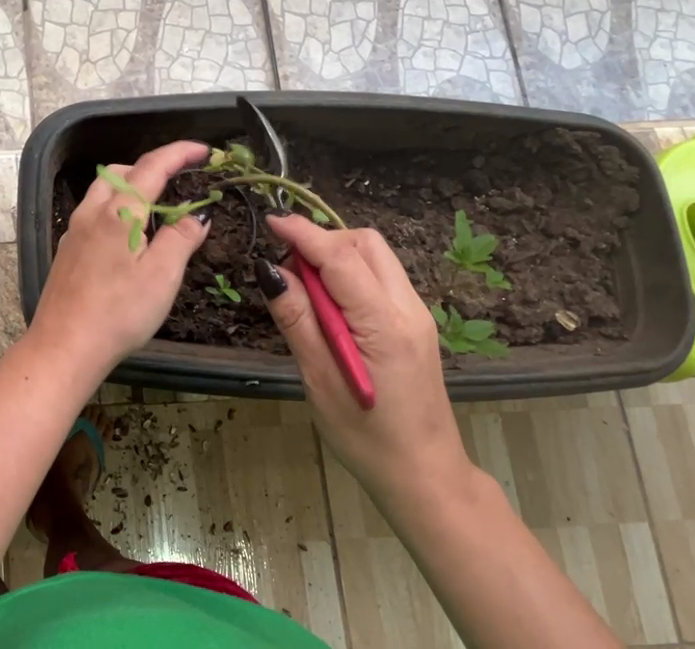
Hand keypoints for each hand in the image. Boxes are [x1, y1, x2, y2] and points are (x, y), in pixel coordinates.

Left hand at [29, 141, 212, 375]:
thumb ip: (180, 239)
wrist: (65, 345)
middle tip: (181, 181)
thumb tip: (196, 216)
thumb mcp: (162, 276)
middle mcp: (92, 213)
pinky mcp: (68, 250)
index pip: (152, 167)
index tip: (203, 150)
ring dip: (132, 188)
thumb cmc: (119, 313)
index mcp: (118, 213)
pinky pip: (94, 214)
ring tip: (158, 209)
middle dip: (152, 168)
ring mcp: (75, 231)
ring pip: (104, 191)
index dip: (179, 153)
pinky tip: (129, 238)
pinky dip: (117, 210)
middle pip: (122, 173)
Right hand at [256, 216, 468, 502]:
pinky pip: (379, 278)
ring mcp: (416, 315)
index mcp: (385, 324)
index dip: (302, 232)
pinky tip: (327, 304)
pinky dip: (349, 273)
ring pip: (375, 256)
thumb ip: (297, 320)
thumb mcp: (318, 380)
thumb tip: (271, 270)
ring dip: (335, 255)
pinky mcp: (414, 324)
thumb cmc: (366, 437)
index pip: (341, 257)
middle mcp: (408, 309)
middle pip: (365, 244)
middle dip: (322, 240)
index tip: (269, 219)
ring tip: (303, 288)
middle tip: (286, 267)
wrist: (425, 476)